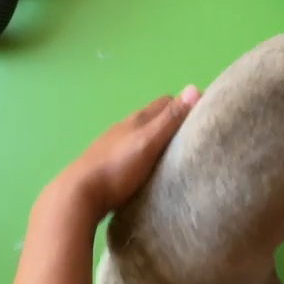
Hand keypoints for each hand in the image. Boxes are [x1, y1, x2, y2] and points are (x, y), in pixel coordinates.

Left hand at [46, 87, 200, 218]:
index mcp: (136, 119)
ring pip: (144, 138)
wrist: (79, 195)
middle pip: (155, 119)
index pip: (166, 102)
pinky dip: (148, 157)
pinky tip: (154, 172)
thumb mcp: (148, 142)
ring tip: (178, 159)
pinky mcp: (110, 166)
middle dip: (175, 125)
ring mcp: (115, 147)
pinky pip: (135, 154)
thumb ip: (170, 119)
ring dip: (160, 143)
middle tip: (195, 142)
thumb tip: (194, 89)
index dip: (185, 107)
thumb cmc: (117, 167)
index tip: (204, 121)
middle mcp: (125, 128)